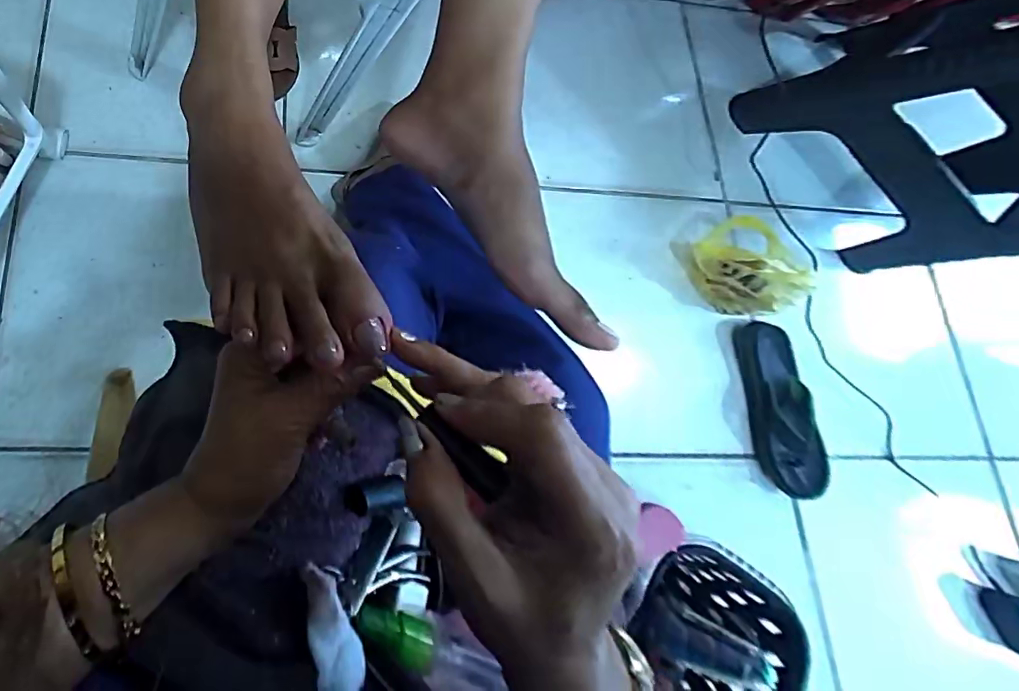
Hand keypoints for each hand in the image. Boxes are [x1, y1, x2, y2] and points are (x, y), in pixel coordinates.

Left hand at [178, 338, 383, 534]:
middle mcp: (256, 354)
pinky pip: (304, 391)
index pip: (299, 322)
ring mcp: (264, 379)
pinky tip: (326, 433)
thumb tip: (377, 359)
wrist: (219, 504)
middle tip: (366, 378)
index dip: (335, 331)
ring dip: (329, 390)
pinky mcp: (273, 403)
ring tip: (340, 416)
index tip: (371, 342)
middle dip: (336, 363)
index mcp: (251, 345)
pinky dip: (318, 407)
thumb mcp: (294, 415)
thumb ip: (334, 384)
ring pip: (309, 369)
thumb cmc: (249, 453)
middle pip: (307, 345)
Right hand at [392, 334, 639, 688]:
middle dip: (469, 385)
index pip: (542, 433)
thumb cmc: (518, 621)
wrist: (564, 651)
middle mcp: (606, 485)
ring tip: (419, 368)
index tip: (432, 407)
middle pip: (536, 409)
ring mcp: (600, 472)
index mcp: (590, 519)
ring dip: (473, 386)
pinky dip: (486, 403)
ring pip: (532, 404)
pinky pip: (532, 419)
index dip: (483, 409)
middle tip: (412, 369)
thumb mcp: (469, 573)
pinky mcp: (583, 466)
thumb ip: (437, 500)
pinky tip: (447, 392)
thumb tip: (413, 429)